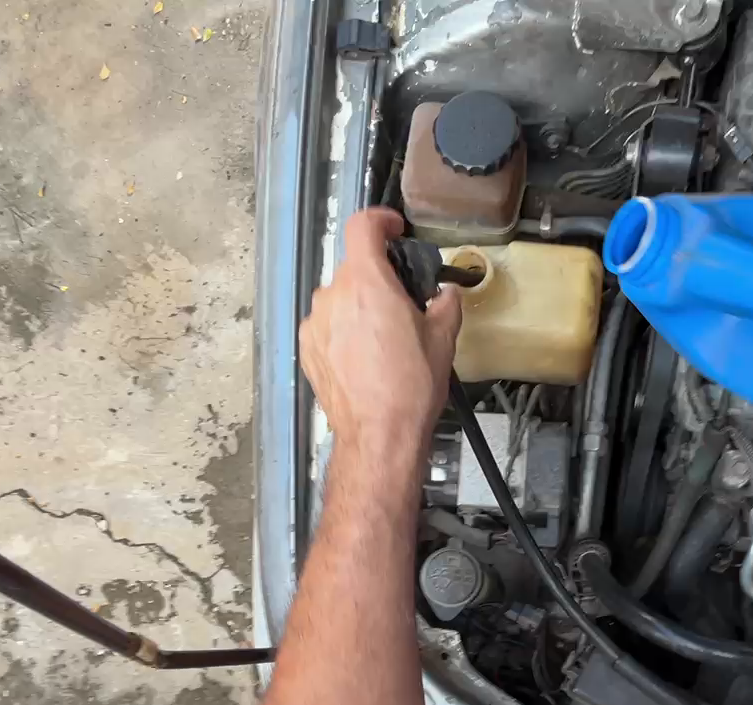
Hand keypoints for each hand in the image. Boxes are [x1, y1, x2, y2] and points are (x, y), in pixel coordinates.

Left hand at [299, 208, 461, 460]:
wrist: (378, 435)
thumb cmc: (409, 389)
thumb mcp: (443, 340)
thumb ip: (445, 304)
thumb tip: (444, 296)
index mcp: (367, 283)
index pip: (363, 225)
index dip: (381, 220)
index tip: (393, 229)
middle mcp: (334, 296)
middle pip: (354, 268)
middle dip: (378, 279)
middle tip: (403, 305)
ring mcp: (316, 324)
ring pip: (340, 299)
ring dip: (361, 308)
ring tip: (385, 341)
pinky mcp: (308, 350)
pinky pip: (328, 326)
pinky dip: (345, 332)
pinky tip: (367, 360)